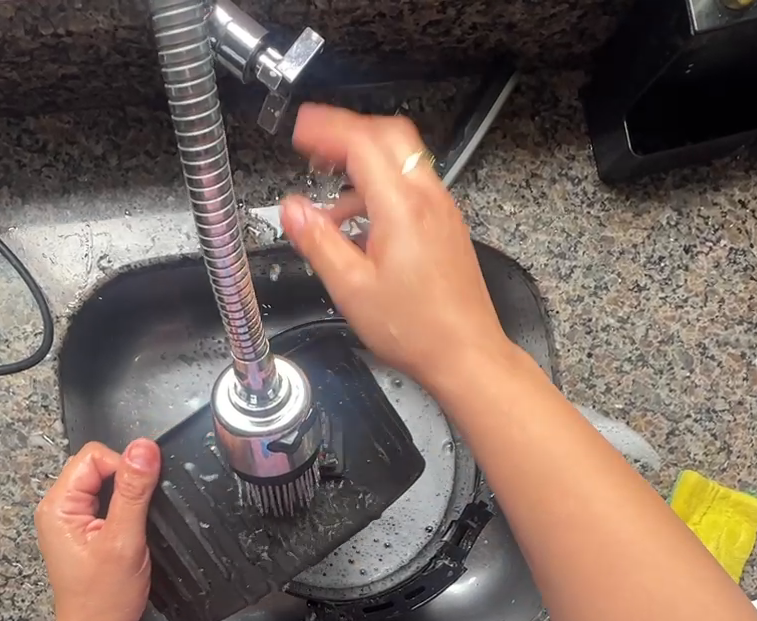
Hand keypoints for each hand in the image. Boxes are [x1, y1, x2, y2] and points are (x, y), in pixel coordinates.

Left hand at [35, 439, 160, 620]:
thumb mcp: (124, 541)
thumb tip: (143, 449)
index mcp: (58, 506)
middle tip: (138, 517)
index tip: (144, 494)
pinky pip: (107, 504)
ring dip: (127, 499)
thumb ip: (134, 491)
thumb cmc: (104, 600)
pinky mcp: (83, 532)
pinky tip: (130, 534)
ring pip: (105, 485)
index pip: (94, 456)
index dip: (125, 467)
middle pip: (98, 467)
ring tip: (132, 529)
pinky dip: (124, 512)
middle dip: (126, 483)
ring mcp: (70, 521)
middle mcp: (58, 509)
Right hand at [278, 104, 523, 388]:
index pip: (361, 142)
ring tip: (332, 201)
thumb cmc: (416, 330)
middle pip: (388, 136)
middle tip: (315, 147)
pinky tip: (363, 226)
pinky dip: (383, 190)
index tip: (301, 130)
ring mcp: (442, 212)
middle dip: (348, 133)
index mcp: (401, 209)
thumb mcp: (351, 289)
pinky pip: (413, 190)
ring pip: (403, 162)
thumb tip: (292, 210)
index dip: (326, 129)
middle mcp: (428, 200)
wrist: (465, 354)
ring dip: (365, 166)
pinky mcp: (447, 229)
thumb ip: (318, 242)